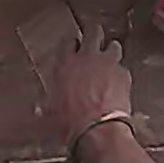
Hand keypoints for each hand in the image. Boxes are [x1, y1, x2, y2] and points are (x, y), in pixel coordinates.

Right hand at [45, 20, 133, 146]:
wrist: (97, 130)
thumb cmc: (69, 121)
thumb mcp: (51, 111)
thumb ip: (48, 103)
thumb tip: (39, 110)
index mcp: (65, 63)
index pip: (67, 42)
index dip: (72, 43)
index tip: (73, 46)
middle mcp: (86, 57)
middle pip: (93, 32)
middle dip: (94, 32)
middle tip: (95, 36)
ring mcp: (107, 63)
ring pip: (113, 45)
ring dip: (111, 50)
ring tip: (111, 58)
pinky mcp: (124, 74)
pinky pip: (124, 68)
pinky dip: (121, 74)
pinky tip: (120, 84)